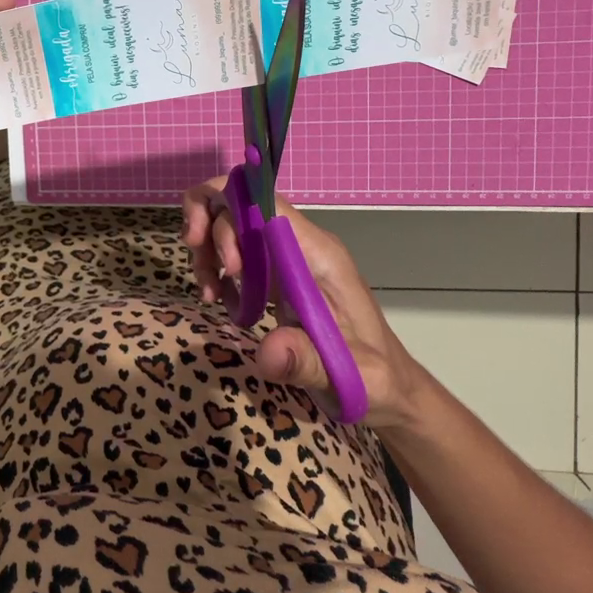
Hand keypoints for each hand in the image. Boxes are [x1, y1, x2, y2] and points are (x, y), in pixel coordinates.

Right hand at [180, 177, 432, 429]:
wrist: (390, 390)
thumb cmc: (377, 380)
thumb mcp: (350, 377)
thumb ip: (308, 361)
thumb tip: (267, 353)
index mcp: (317, 254)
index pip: (264, 202)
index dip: (225, 206)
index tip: (202, 244)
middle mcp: (299, 246)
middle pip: (239, 207)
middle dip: (209, 232)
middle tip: (206, 276)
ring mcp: (286, 259)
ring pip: (231, 227)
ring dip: (208, 253)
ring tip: (210, 294)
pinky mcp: (276, 276)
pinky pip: (236, 254)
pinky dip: (217, 271)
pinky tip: (221, 302)